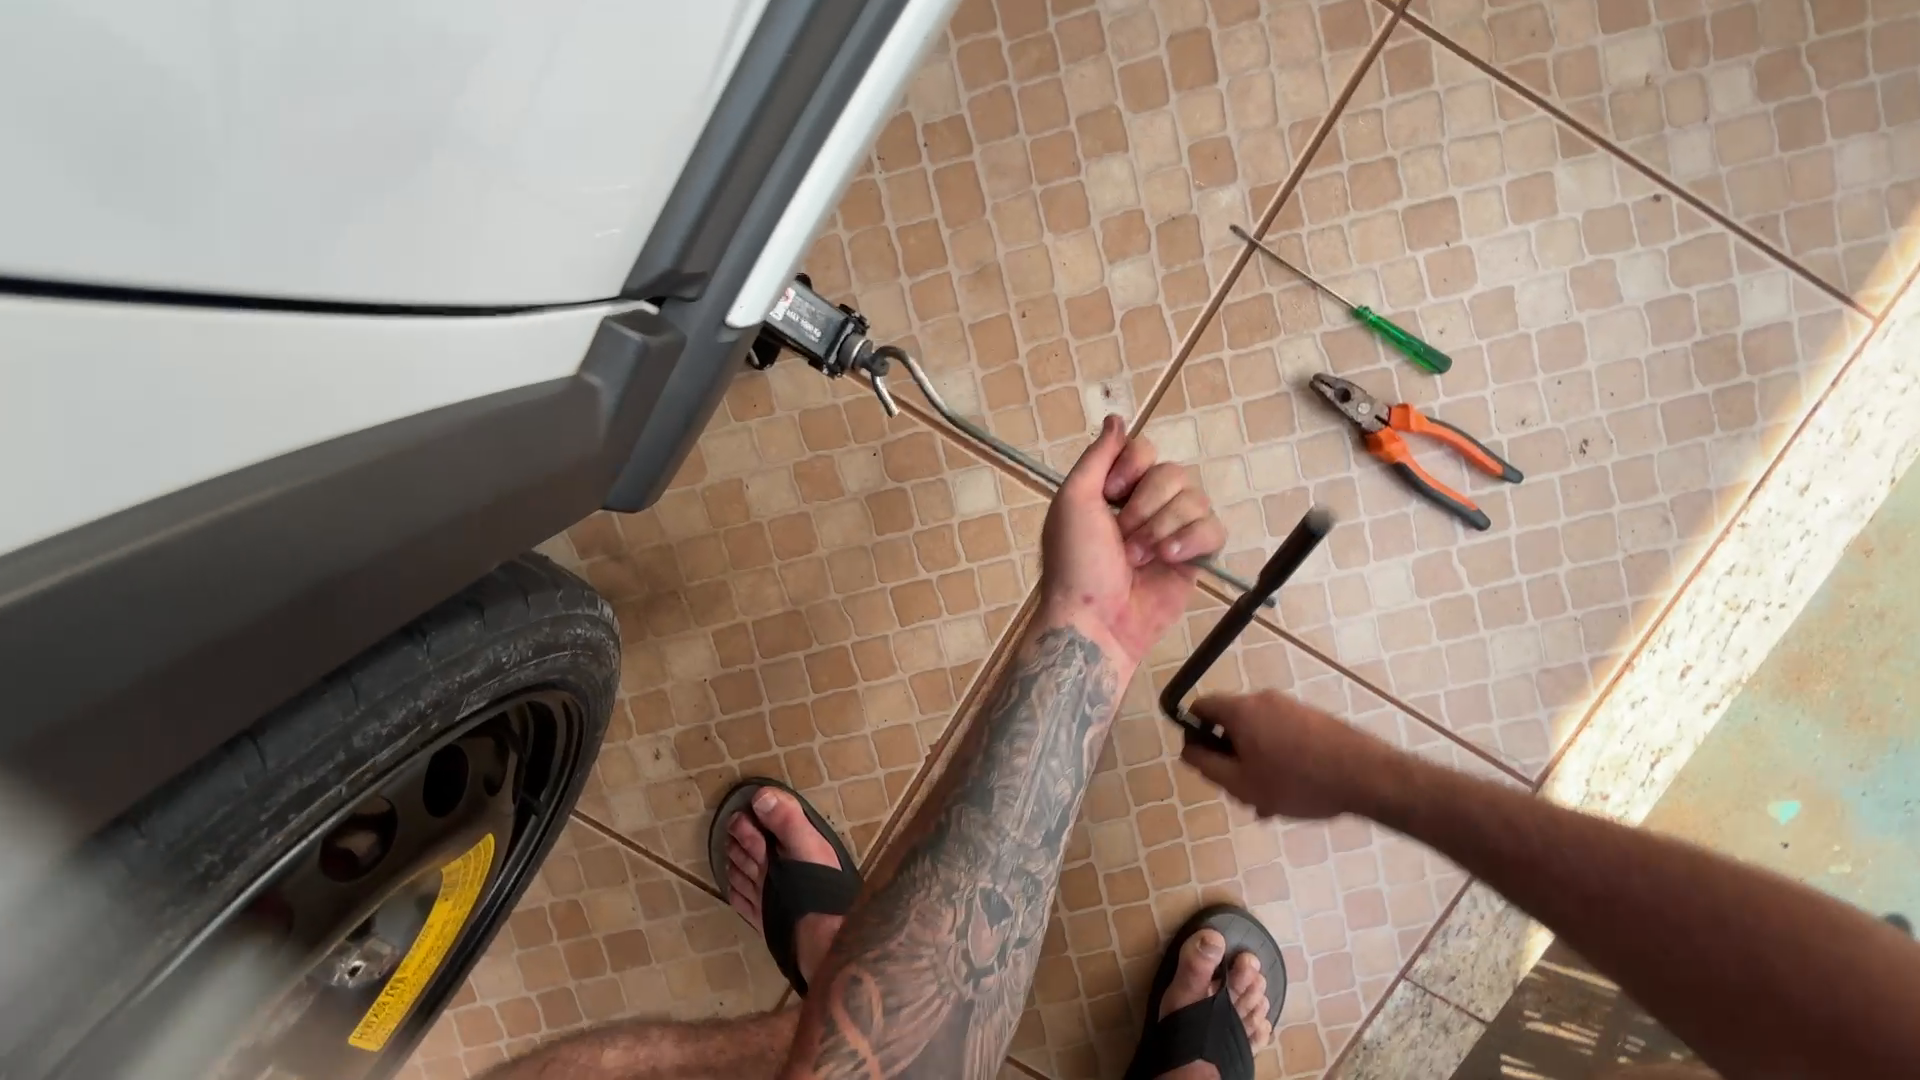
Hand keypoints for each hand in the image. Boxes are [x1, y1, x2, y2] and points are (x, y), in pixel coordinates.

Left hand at [1038, 415, 1225, 667]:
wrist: (1094, 618)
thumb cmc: (1075, 561)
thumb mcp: (1074, 500)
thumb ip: (1098, 457)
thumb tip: (1117, 419)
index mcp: (1115, 490)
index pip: (1145, 450)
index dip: (1133, 467)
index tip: (1112, 493)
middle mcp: (1145, 506)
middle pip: (1173, 473)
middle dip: (1146, 505)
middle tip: (1121, 536)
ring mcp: (1172, 531)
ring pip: (1195, 500)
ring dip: (1163, 528)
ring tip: (1139, 558)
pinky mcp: (1195, 558)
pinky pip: (1214, 529)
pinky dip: (1191, 541)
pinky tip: (1170, 559)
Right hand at [1179, 692, 1402, 819]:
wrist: (1367, 776)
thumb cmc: (1297, 782)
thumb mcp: (1242, 783)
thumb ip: (1206, 765)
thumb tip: (1188, 749)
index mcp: (1241, 710)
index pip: (1200, 707)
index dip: (1193, 733)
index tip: (1205, 763)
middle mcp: (1263, 700)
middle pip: (1231, 725)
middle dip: (1231, 758)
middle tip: (1242, 793)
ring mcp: (1292, 707)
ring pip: (1258, 735)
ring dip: (1256, 764)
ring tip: (1271, 802)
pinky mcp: (1314, 719)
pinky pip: (1282, 736)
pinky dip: (1279, 759)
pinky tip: (1294, 792)